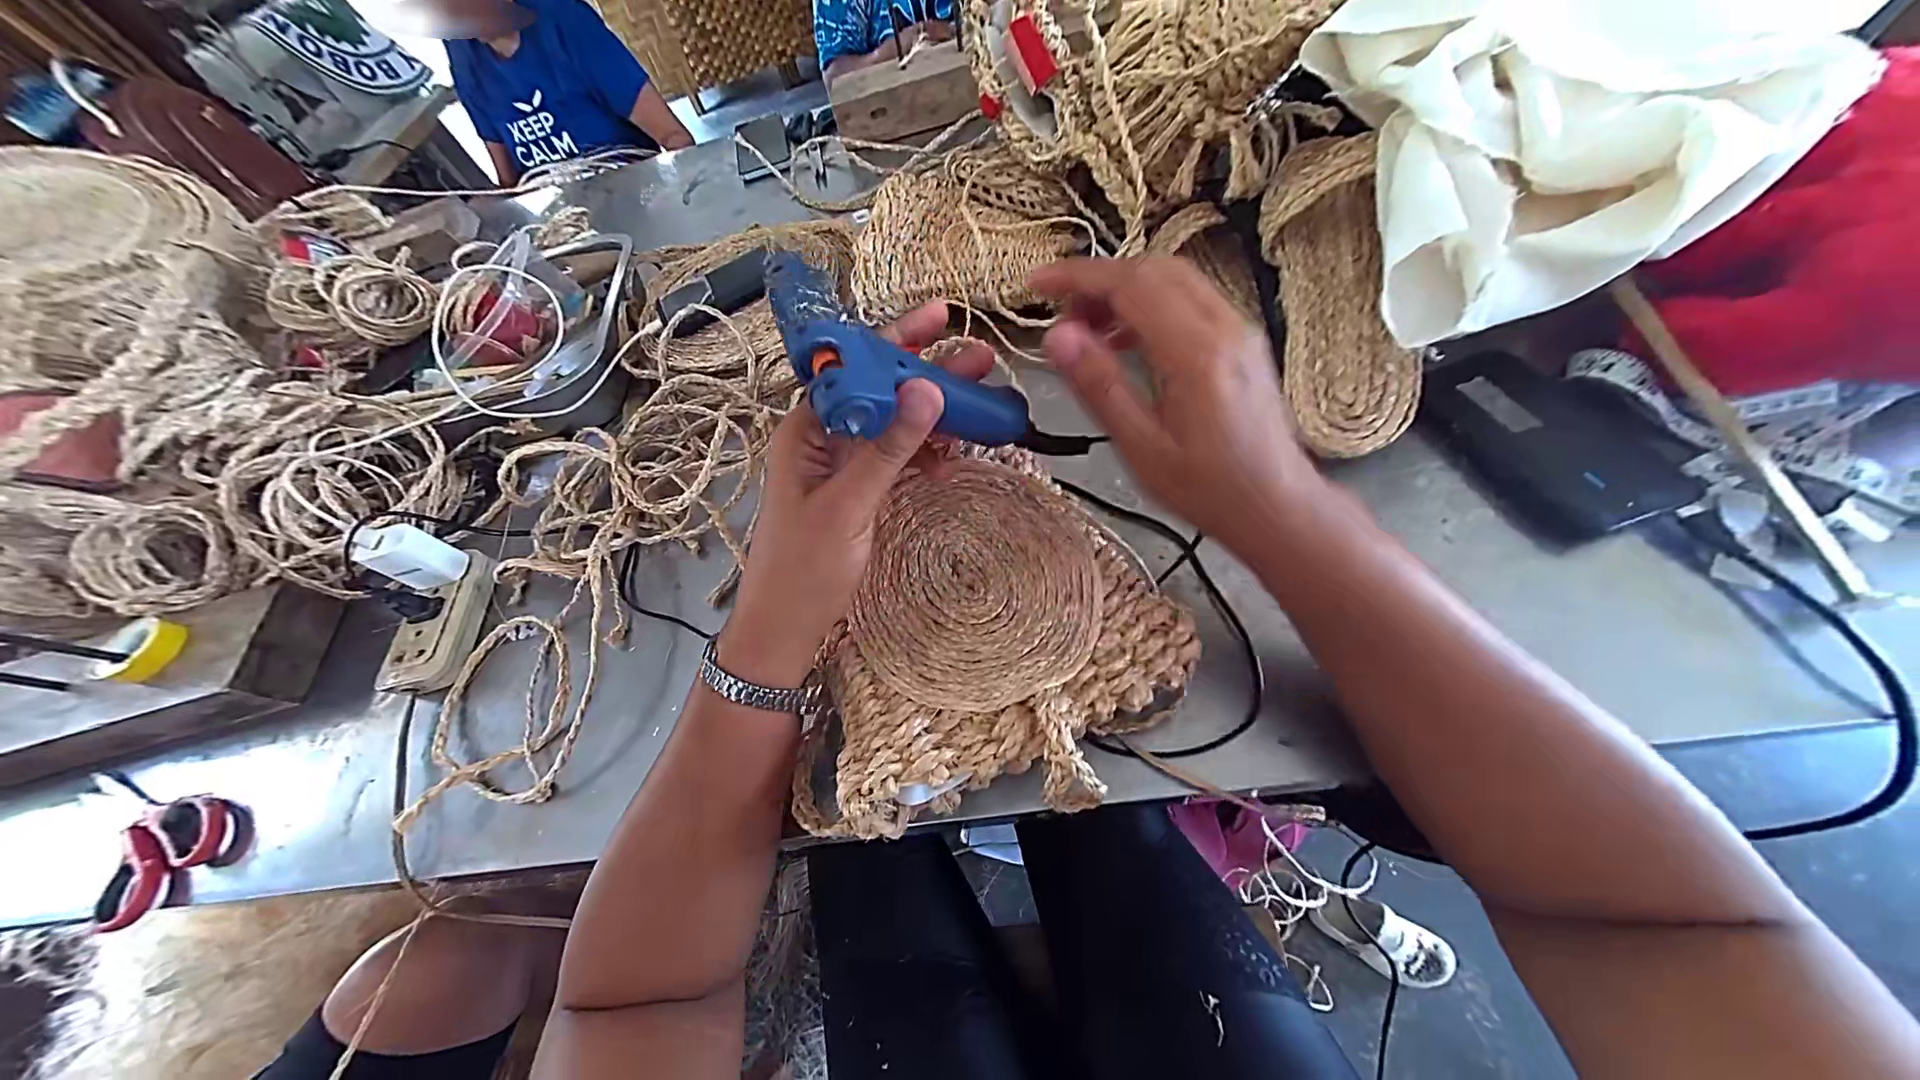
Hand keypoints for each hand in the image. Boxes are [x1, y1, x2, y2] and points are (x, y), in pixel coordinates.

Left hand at [718, 303, 993, 687]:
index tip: (940, 321)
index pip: (854, 369)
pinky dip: (923, 454)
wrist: (785, 628)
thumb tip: (928, 390)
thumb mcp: (848, 506)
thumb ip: (888, 448)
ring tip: (980, 407)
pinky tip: (951, 456)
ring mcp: (842, 466)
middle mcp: (823, 438)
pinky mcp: (858, 491)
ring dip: (933, 416)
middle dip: (928, 375)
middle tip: (979, 362)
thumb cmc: (804, 570)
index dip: (897, 342)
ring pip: (893, 426)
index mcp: (806, 430)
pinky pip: (895, 459)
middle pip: (880, 392)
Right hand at [1029, 257, 1333, 556]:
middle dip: (1099, 281)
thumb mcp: (1142, 446)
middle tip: (1061, 312)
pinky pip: (1190, 300)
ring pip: (1174, 279)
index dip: (1078, 276)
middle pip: (1153, 270)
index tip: (1039, 283)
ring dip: (1124, 290)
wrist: (1274, 504)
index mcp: (1197, 354)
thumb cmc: (1209, 488)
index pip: (1131, 285)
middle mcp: (1225, 329)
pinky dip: (1150, 304)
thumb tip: (1058, 338)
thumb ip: (1099, 385)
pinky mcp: (1241, 342)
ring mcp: (1238, 331)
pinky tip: (1126, 340)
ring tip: (1088, 329)